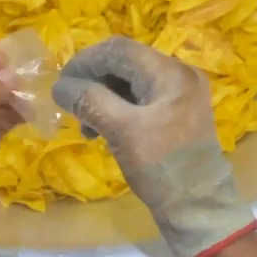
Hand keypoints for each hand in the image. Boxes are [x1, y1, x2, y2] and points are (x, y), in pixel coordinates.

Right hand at [52, 36, 256, 256]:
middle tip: (71, 107)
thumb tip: (59, 87)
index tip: (60, 86)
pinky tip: (104, 130)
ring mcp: (179, 94)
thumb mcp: (121, 131)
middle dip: (92, 81)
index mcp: (169, 73)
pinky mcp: (177, 113)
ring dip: (101, 97)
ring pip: (129, 81)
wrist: (197, 206)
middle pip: (124, 63)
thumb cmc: (161, 168)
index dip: (83, 62)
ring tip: (86, 126)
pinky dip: (116, 108)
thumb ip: (89, 101)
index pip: (117, 49)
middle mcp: (178, 74)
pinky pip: (140, 99)